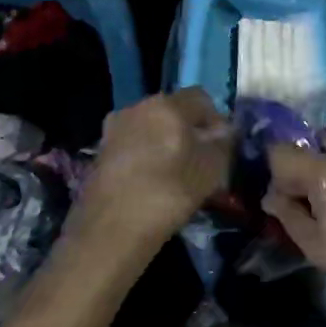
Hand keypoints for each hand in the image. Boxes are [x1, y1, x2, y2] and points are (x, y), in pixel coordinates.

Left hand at [79, 88, 232, 237]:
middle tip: (202, 160)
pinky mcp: (101, 152)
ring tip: (177, 173)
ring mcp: (114, 129)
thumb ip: (224, 143)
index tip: (222, 146)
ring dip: (168, 143)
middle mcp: (137, 107)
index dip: (217, 119)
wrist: (111, 229)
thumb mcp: (212, 169)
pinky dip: (148, 156)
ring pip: (152, 128)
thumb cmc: (169, 192)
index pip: (202, 98)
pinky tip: (154, 182)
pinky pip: (134, 144)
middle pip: (174, 111)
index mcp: (167, 105)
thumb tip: (225, 131)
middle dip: (191, 131)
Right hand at [263, 142, 325, 296]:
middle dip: (299, 175)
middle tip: (308, 209)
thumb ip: (286, 214)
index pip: (279, 152)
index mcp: (322, 170)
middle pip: (306, 151)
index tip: (284, 203)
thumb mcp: (315, 245)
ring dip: (323, 175)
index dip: (274, 176)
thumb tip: (272, 196)